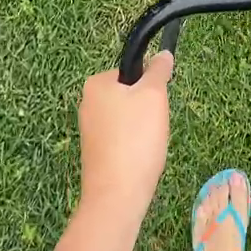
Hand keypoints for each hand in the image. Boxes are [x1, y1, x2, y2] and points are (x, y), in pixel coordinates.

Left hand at [75, 51, 174, 213]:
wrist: (116, 197)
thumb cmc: (135, 139)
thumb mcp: (154, 95)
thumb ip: (159, 70)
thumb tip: (163, 54)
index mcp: (96, 83)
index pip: (133, 70)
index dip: (150, 84)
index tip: (156, 103)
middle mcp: (87, 103)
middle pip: (130, 94)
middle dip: (147, 108)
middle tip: (153, 125)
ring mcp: (90, 130)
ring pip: (128, 117)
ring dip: (142, 128)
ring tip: (147, 145)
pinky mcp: (95, 152)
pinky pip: (121, 138)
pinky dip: (133, 145)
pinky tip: (139, 158)